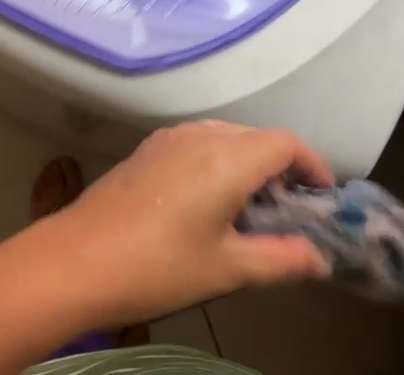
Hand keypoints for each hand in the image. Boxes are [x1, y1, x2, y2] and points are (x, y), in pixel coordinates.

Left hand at [36, 120, 334, 326]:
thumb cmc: (160, 265)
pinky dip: (218, 161)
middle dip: (282, 166)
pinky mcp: (146, 150)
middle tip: (293, 211)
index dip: (313, 165)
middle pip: (255, 136)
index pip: (284, 142)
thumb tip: (319, 259)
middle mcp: (198, 135)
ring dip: (248, 162)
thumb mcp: (229, 269)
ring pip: (224, 136)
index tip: (324, 197)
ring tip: (255, 209)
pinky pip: (196, 142)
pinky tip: (212, 201)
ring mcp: (167, 139)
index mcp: (226, 157)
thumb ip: (281, 259)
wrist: (80, 257)